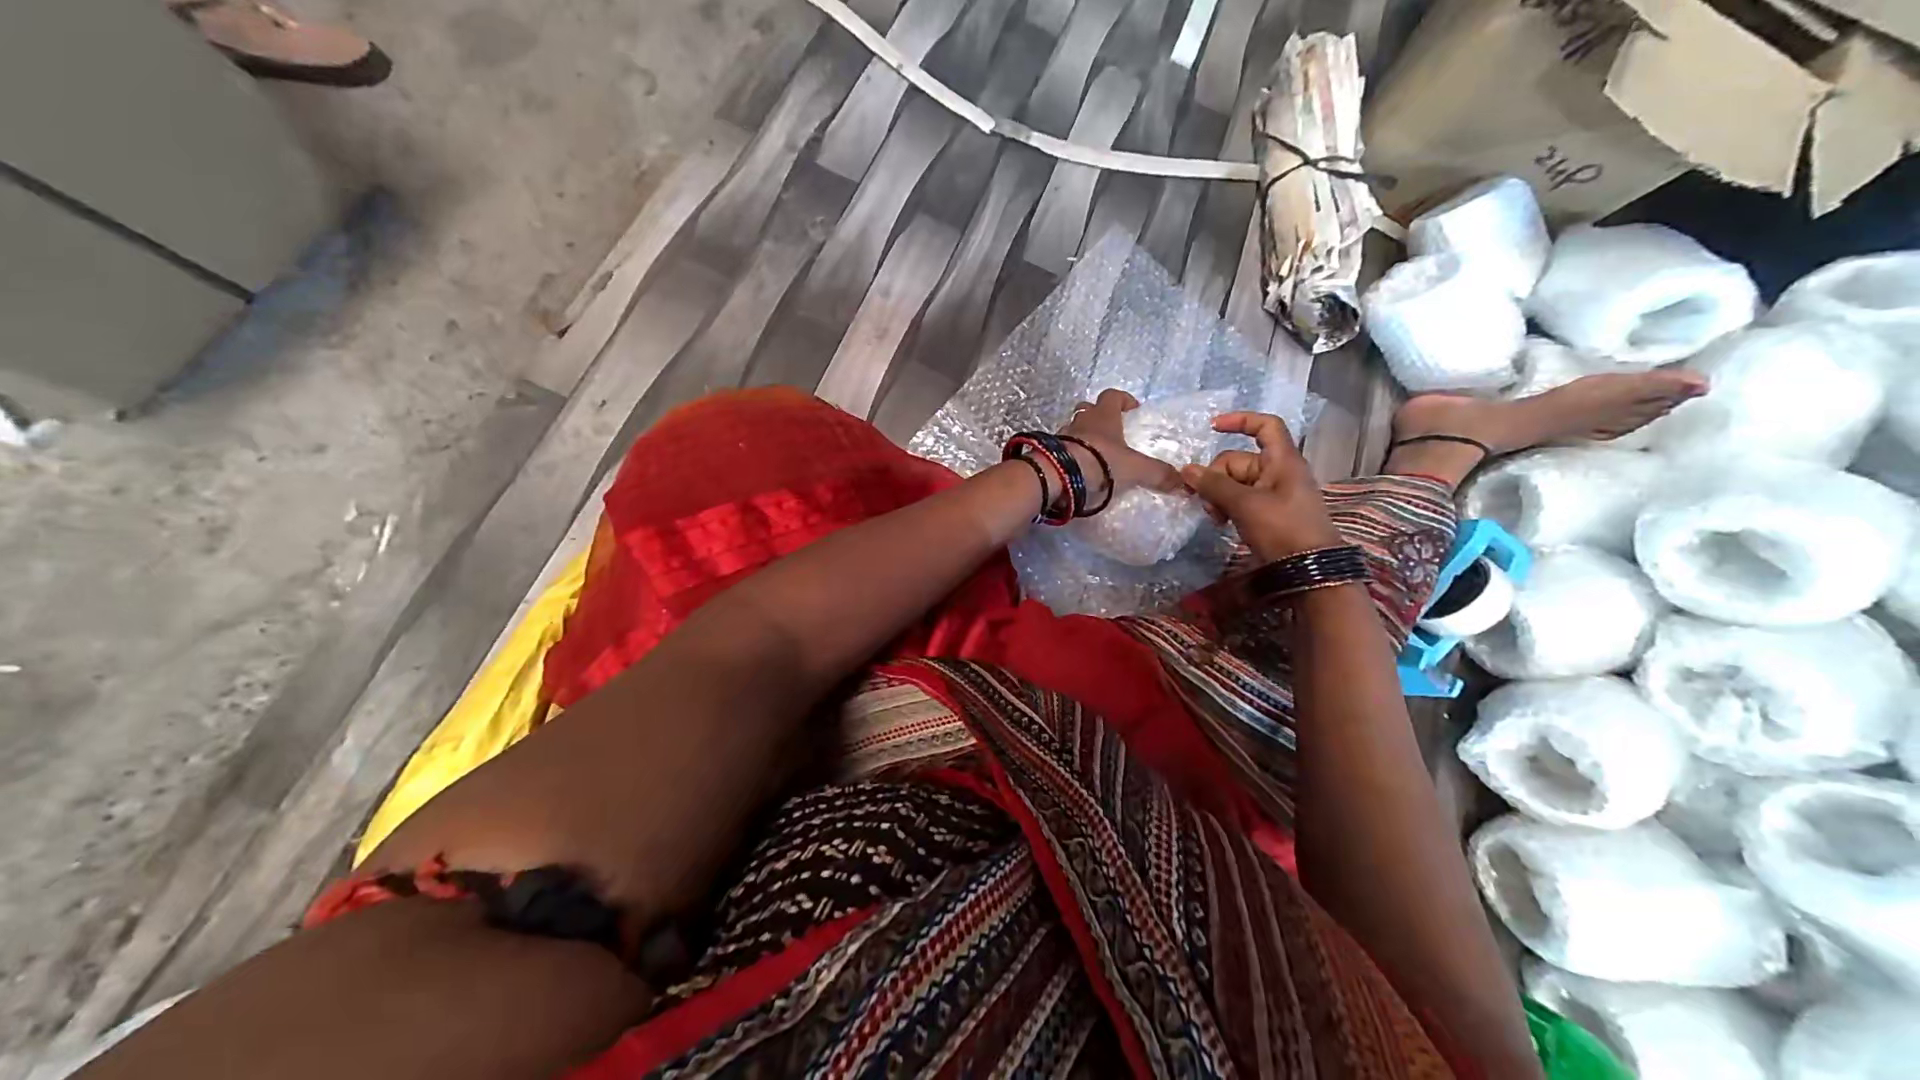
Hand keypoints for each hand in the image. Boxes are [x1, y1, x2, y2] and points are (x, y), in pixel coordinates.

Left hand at [1059, 389, 1181, 501]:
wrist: (1059, 475)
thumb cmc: (1100, 462)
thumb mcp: (1135, 469)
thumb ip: (1158, 474)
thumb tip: (1184, 484)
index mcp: (1103, 416)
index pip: (1112, 396)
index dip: (1123, 399)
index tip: (1132, 409)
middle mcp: (1080, 420)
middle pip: (1088, 409)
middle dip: (1098, 416)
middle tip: (1111, 431)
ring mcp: (1061, 436)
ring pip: (1072, 428)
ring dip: (1082, 436)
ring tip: (1094, 453)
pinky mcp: (1048, 453)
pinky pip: (1061, 448)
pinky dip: (1070, 454)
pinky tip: (1078, 468)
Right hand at [1180, 411, 1342, 561]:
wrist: (1309, 569)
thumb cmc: (1283, 529)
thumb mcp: (1245, 505)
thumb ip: (1214, 485)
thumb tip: (1186, 470)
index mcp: (1282, 461)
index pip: (1265, 426)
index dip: (1240, 421)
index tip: (1212, 427)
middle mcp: (1278, 472)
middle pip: (1238, 460)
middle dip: (1216, 478)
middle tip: (1207, 503)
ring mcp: (1273, 493)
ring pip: (1235, 482)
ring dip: (1219, 496)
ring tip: (1215, 517)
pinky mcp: (1267, 513)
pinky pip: (1240, 500)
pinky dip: (1227, 507)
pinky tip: (1221, 522)